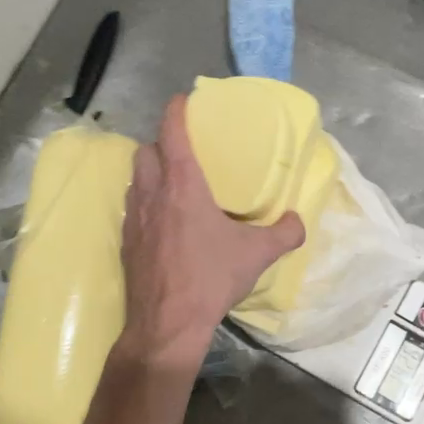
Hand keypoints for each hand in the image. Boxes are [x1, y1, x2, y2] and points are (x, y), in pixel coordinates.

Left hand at [120, 95, 304, 364]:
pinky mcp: (125, 243)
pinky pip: (131, 210)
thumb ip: (285, 233)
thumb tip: (298, 221)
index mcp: (183, 185)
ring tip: (173, 186)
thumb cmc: (211, 278)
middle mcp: (152, 194)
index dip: (176, 110)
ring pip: (135, 180)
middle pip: (145, 151)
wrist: (167, 323)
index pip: (172, 132)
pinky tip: (163, 224)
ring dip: (150, 174)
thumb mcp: (258, 255)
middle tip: (183, 152)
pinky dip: (145, 204)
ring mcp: (133, 219)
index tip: (184, 100)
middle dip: (160, 144)